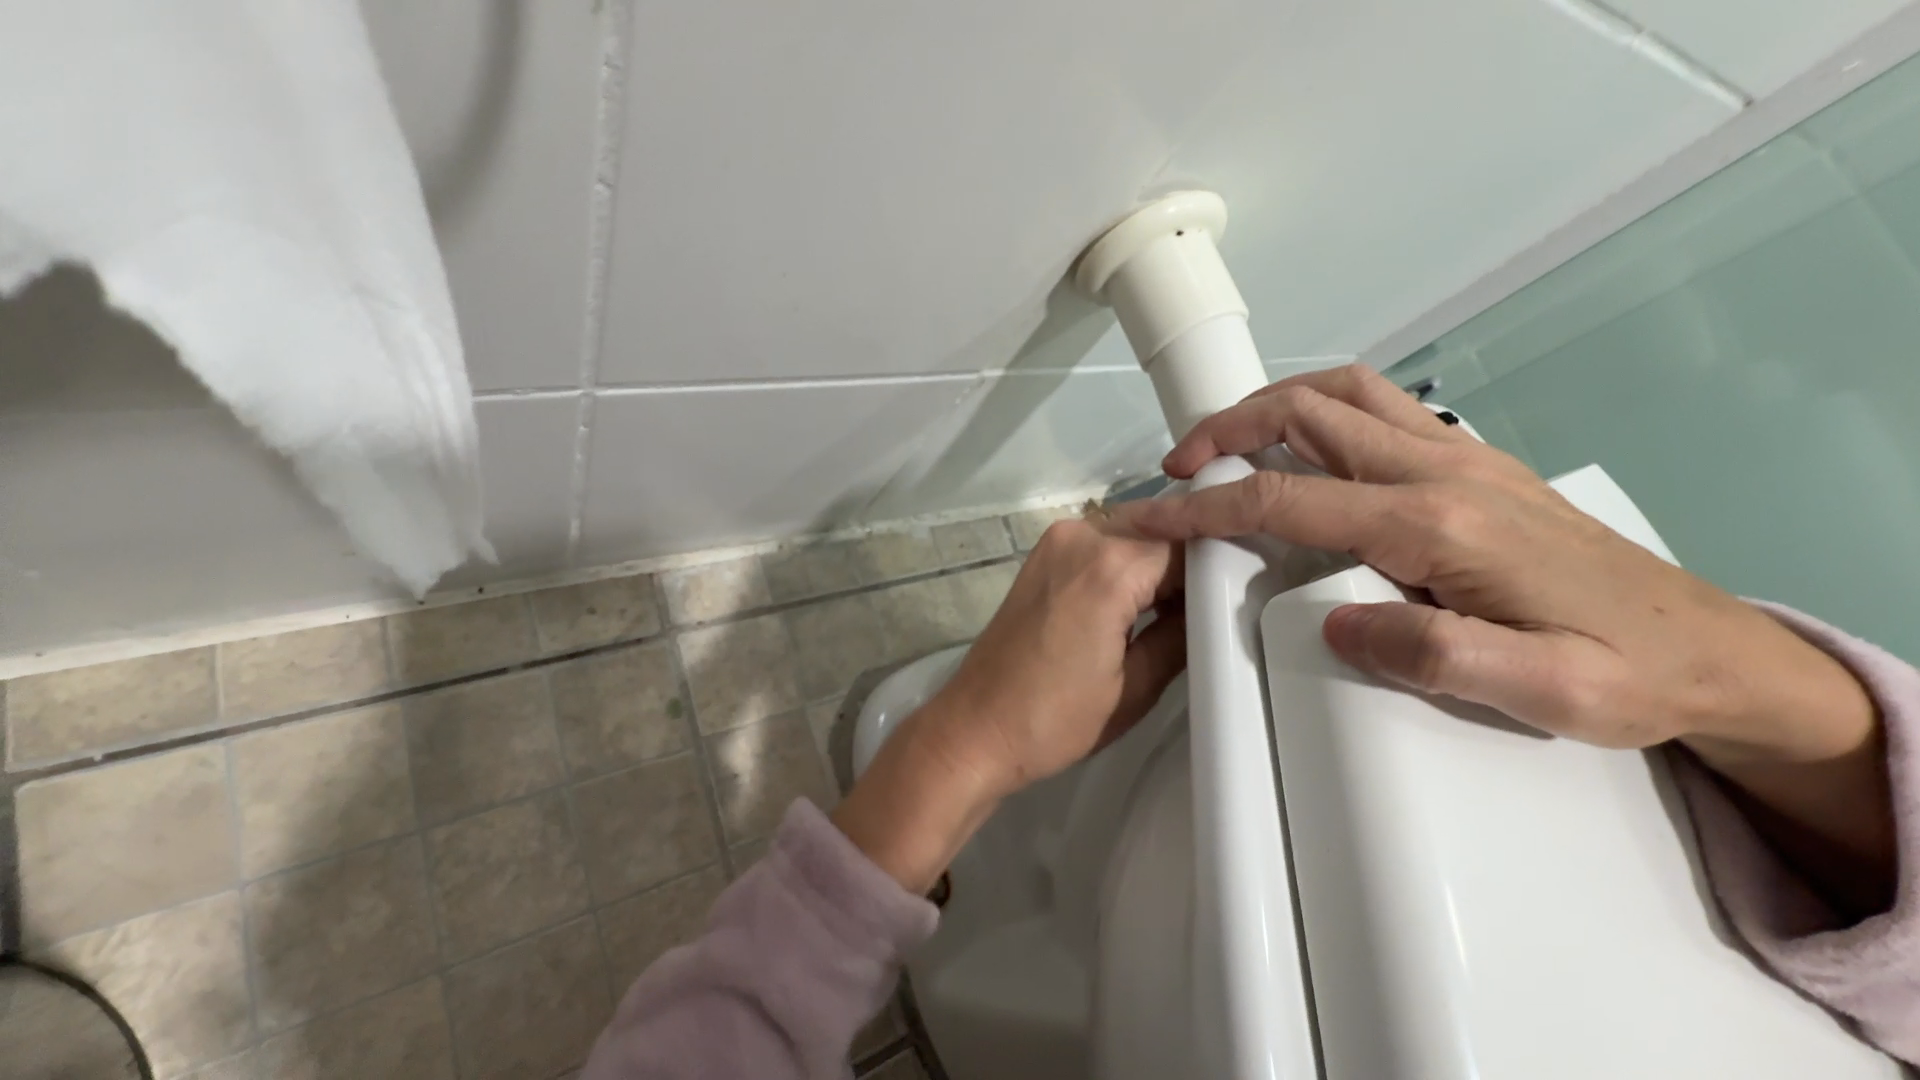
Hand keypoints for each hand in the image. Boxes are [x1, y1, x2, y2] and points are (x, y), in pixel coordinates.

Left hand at [833, 519, 1185, 892]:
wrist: (975, 728)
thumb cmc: (1054, 719)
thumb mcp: (1136, 686)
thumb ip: (1182, 634)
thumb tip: (1215, 604)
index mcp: (1109, 566)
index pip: (1190, 544)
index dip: (1221, 568)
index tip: (1245, 590)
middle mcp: (1081, 535)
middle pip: (1161, 529)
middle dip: (1190, 560)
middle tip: (1218, 601)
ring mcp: (1057, 540)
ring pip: (1133, 531)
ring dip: (1159, 560)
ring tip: (1185, 605)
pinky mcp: (1043, 554)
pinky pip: (1103, 542)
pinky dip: (1129, 562)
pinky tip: (1145, 598)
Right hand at [1112, 363, 1891, 913]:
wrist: (1712, 650)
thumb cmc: (1629, 673)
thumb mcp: (1543, 693)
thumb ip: (1433, 656)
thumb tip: (1333, 622)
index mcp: (1439, 524)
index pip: (1287, 501)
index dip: (1203, 507)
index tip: (1149, 515)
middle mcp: (1443, 470)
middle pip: (1307, 414)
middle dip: (1225, 430)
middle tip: (1178, 468)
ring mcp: (1462, 456)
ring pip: (1345, 391)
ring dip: (1273, 404)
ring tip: (1227, 442)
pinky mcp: (1475, 462)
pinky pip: (1380, 406)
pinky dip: (1321, 409)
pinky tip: (1306, 448)